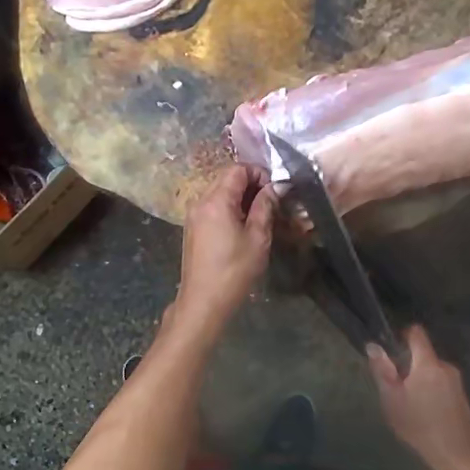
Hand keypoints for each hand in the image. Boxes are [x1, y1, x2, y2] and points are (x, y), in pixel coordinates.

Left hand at [171, 165, 276, 334]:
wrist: (203, 301)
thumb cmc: (234, 270)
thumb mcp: (257, 237)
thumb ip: (265, 206)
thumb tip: (277, 186)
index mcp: (215, 200)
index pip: (237, 169)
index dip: (259, 174)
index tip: (275, 191)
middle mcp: (199, 201)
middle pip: (226, 178)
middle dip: (250, 184)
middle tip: (271, 203)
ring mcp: (192, 215)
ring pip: (218, 192)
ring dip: (240, 197)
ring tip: (259, 216)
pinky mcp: (192, 228)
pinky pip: (212, 207)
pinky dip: (228, 208)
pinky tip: (242, 227)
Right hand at [367, 326, 469, 469]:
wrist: (457, 452)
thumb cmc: (419, 424)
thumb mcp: (392, 398)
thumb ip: (382, 370)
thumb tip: (373, 346)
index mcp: (427, 364)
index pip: (417, 334)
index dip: (402, 335)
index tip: (390, 348)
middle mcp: (445, 366)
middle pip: (423, 353)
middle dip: (407, 362)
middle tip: (394, 383)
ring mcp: (456, 380)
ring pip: (431, 368)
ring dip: (418, 376)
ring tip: (407, 398)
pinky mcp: (461, 393)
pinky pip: (439, 380)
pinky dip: (429, 386)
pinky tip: (422, 407)